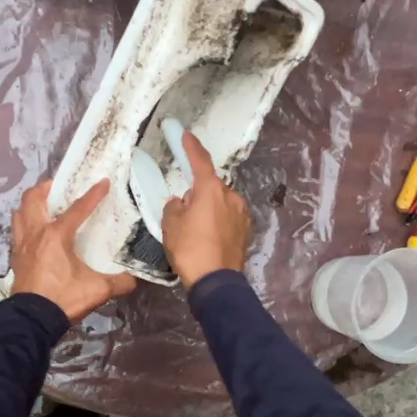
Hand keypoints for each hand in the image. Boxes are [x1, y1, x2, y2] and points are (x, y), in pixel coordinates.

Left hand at [11, 179, 138, 322]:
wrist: (32, 320)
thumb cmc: (64, 299)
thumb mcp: (98, 290)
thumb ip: (119, 282)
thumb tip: (134, 279)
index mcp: (56, 235)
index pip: (77, 209)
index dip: (93, 195)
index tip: (104, 182)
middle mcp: (36, 234)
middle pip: (33, 199)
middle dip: (45, 188)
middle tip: (58, 187)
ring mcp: (22, 245)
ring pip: (19, 213)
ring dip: (29, 206)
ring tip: (43, 207)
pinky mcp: (16, 259)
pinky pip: (17, 233)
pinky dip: (24, 226)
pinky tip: (35, 234)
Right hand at [161, 131, 250, 289]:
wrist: (215, 281)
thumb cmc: (190, 249)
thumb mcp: (170, 225)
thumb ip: (174, 207)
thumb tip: (181, 202)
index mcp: (211, 190)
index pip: (200, 161)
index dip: (191, 147)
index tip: (185, 134)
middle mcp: (231, 196)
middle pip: (210, 187)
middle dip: (198, 195)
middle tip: (184, 214)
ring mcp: (242, 215)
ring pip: (220, 204)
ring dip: (209, 210)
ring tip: (196, 232)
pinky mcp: (246, 232)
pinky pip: (228, 220)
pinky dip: (218, 224)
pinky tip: (209, 240)